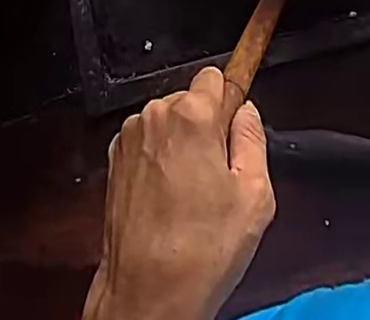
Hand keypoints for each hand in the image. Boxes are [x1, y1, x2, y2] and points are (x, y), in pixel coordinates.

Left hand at [83, 67, 273, 319]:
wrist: (147, 292)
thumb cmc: (203, 250)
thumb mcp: (255, 197)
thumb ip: (254, 140)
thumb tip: (246, 112)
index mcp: (192, 114)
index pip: (215, 77)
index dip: (227, 103)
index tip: (232, 129)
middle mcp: (156, 113)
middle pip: (190, 99)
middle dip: (204, 126)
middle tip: (215, 174)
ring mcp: (131, 133)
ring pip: (167, 120)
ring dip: (179, 142)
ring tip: (189, 193)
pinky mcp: (115, 155)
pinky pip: (146, 140)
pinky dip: (156, 157)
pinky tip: (165, 196)